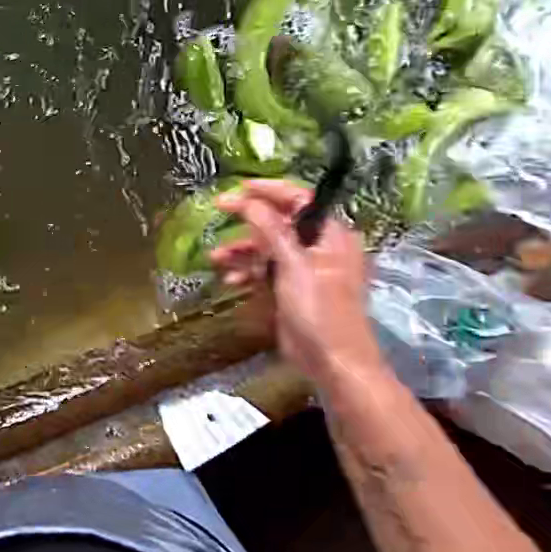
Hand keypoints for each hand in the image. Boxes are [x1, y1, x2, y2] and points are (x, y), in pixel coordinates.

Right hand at [210, 180, 385, 388]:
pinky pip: (267, 272)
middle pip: (280, 222)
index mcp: (330, 234)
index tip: (239, 188)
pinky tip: (231, 281)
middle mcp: (319, 246)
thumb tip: (250, 201)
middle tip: (219, 211)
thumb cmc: (320, 310)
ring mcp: (305, 269)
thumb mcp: (294, 265)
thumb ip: (271, 229)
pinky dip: (249, 273)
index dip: (268, 190)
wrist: (334, 363)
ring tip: (216, 258)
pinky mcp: (293, 290)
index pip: (298, 199)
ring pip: (269, 248)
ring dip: (243, 251)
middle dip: (248, 221)